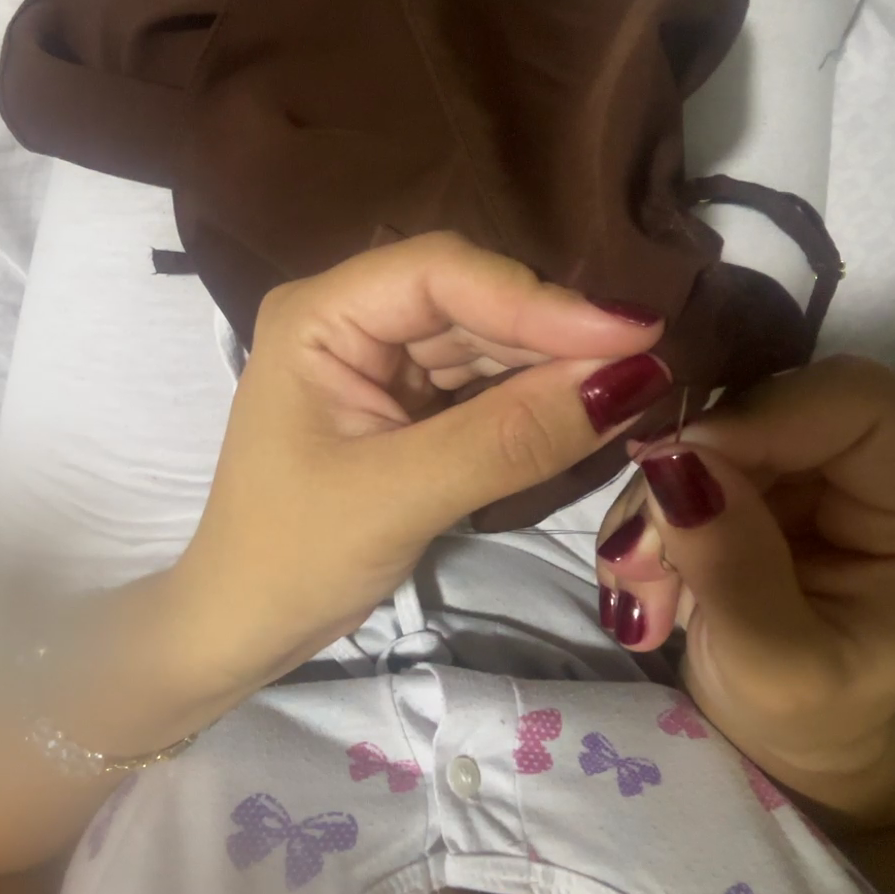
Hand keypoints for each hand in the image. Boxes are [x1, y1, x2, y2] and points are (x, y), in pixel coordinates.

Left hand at [171, 231, 672, 688]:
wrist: (245, 621)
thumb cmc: (291, 557)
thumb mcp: (398, 495)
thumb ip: (509, 437)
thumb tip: (632, 380)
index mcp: (317, 315)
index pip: (437, 272)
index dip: (536, 298)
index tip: (632, 335)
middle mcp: (345, 319)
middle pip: (465, 300)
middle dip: (550, 333)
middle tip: (650, 365)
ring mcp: (373, 359)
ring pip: (478, 340)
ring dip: (547, 365)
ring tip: (633, 388)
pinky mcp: (397, 401)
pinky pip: (473, 383)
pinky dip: (524, 398)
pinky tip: (580, 408)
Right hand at [594, 356, 894, 825]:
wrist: (788, 726)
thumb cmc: (804, 716)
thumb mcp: (772, 666)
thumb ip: (733, 567)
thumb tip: (671, 461)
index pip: (858, 404)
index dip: (755, 418)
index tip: (666, 471)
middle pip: (774, 403)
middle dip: (686, 470)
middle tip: (636, 554)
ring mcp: (833, 464)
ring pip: (718, 422)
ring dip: (657, 496)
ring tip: (638, 581)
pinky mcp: (777, 465)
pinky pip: (694, 447)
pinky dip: (653, 500)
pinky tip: (644, 565)